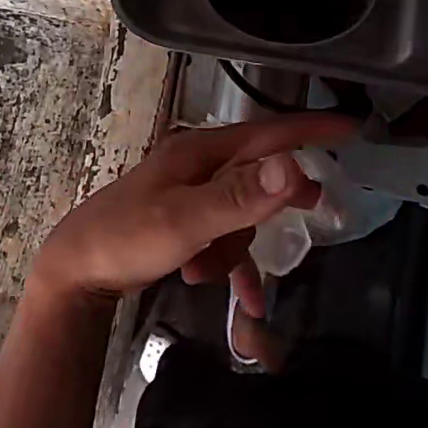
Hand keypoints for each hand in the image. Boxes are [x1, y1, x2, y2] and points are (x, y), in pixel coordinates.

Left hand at [30, 114, 353, 311]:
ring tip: (207, 272)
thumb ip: (241, 196)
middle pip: (258, 173)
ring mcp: (186, 192)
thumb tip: (293, 164)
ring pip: (241, 214)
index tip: (353, 127)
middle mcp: (195, 165)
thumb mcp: (187, 221)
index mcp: (198, 152)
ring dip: (237, 248)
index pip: (267, 133)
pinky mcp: (180, 220)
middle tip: (315, 215)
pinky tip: (242, 300)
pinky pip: (222, 236)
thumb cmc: (126, 238)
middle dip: (277, 202)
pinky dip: (231, 263)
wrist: (75, 271)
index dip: (311, 130)